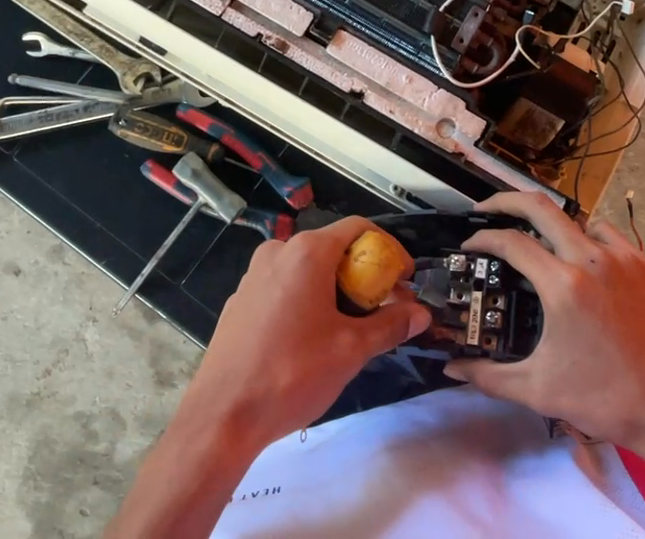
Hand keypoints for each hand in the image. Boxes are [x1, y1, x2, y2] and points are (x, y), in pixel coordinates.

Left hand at [178, 216, 431, 448]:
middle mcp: (277, 252)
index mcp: (307, 252)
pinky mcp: (240, 301)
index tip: (404, 281)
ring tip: (350, 327)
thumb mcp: (351, 350)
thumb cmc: (293, 373)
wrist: (222, 416)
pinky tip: (311, 339)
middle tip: (383, 308)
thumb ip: (390, 325)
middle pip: (332, 248)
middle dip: (363, 274)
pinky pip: (284, 288)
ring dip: (334, 289)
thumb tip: (421, 313)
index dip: (388, 249)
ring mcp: (253, 276)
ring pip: (306, 269)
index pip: (359, 228)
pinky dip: (306, 301)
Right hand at [444, 193, 644, 452]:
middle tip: (484, 210)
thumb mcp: (538, 389)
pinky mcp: (643, 266)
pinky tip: (579, 257)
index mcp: (563, 286)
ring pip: (576, 218)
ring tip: (533, 237)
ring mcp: (622, 258)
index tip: (468, 247)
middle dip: (505, 201)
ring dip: (549, 221)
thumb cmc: (602, 399)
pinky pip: (607, 233)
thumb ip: (488, 375)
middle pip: (540, 207)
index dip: (483, 239)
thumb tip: (451, 368)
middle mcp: (592, 260)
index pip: (512, 242)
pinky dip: (586, 235)